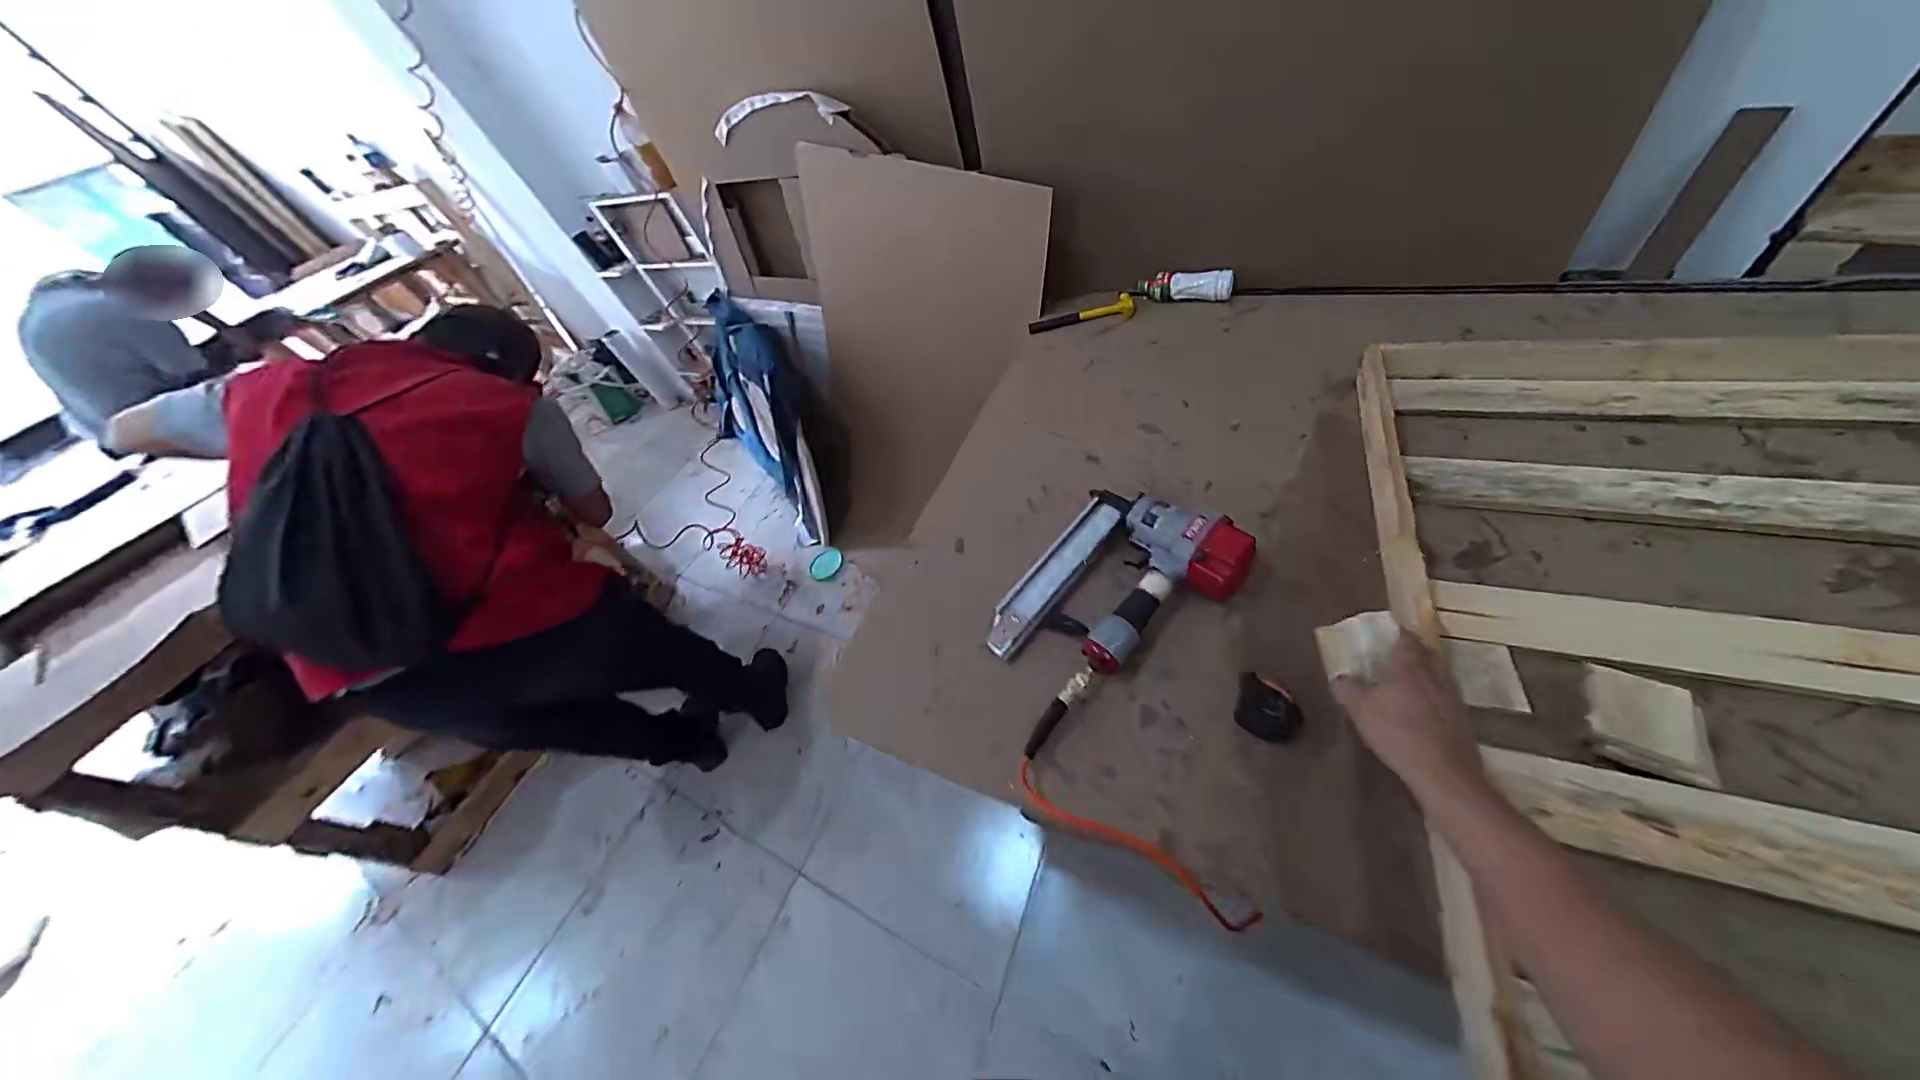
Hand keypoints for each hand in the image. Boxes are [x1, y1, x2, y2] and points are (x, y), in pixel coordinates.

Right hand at [1331, 634, 1485, 802]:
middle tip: (1397, 652)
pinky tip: (1424, 708)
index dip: (1397, 632)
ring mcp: (1454, 699)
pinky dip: (1434, 695)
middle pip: (1428, 654)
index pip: (1406, 640)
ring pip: (1439, 675)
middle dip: (1413, 650)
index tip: (1387, 630)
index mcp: (1411, 669)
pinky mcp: (1463, 720)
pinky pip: (1446, 696)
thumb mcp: (1361, 711)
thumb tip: (1339, 677)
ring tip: (1409, 679)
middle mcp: (1436, 678)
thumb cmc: (1398, 733)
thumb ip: (1348, 690)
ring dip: (1426, 672)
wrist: (1444, 773)